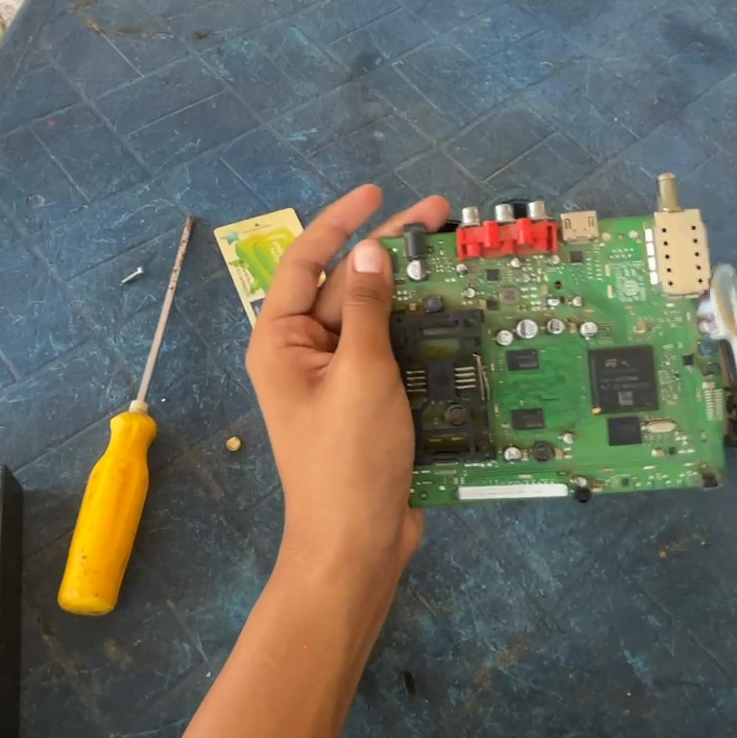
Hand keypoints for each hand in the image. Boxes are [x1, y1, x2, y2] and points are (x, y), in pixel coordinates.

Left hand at [245, 185, 449, 588]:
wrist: (359, 545)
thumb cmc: (349, 458)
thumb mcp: (361, 374)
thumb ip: (368, 309)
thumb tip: (371, 249)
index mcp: (282, 340)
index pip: (305, 262)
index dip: (340, 220)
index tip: (376, 192)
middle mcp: (305, 351)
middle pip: (348, 285)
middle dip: (389, 250)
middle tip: (441, 216)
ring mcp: (338, 376)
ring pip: (375, 316)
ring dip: (410, 288)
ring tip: (454, 256)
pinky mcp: (368, 398)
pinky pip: (390, 349)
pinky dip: (418, 329)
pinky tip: (453, 310)